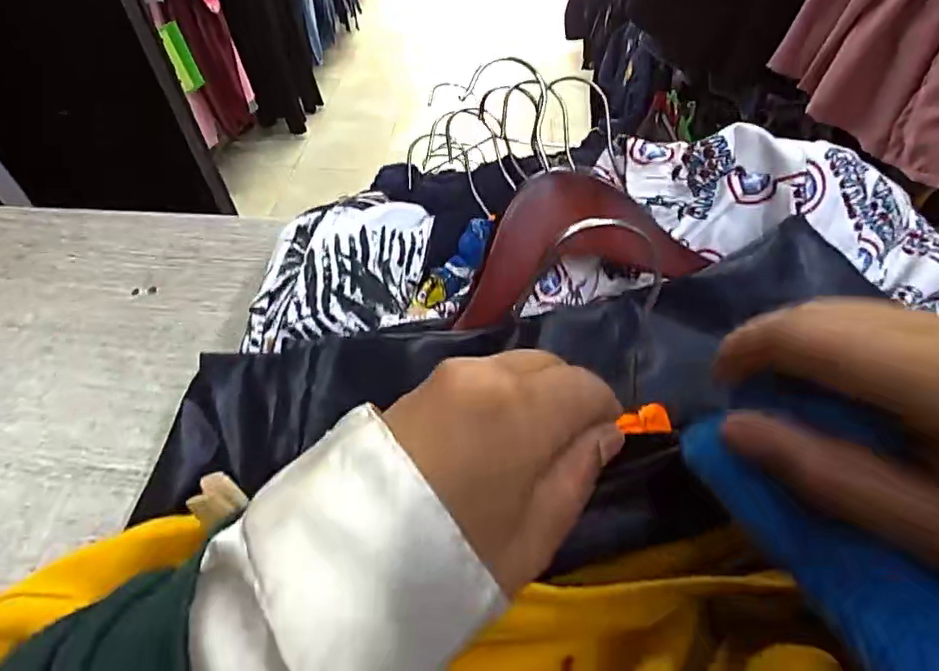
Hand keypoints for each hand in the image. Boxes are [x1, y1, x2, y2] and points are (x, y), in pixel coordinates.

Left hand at [384, 351, 623, 593]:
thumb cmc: (450, 561)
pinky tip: (484, 440)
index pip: (587, 385)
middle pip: (551, 366)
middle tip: (565, 447)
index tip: (605, 442)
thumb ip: (578, 473)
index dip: (605, 411)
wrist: (333, 571)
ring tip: (521, 446)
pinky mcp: (416, 385)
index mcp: (522, 405)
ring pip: (513, 368)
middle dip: (569, 397)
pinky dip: (497, 398)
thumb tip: (605, 433)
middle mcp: (487, 373)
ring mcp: (448, 375)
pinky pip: (478, 379)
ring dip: (532, 395)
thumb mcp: (532, 536)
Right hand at [715, 301, 938, 670]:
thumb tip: (742, 432)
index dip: (752, 346)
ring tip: (804, 402)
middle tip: (748, 398)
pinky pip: (924, 334)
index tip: (712, 382)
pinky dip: (877, 357)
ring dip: (830, 348)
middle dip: (783, 344)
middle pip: (846, 312)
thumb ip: (840, 480)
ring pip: (884, 318)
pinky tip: (881, 403)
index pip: (817, 330)